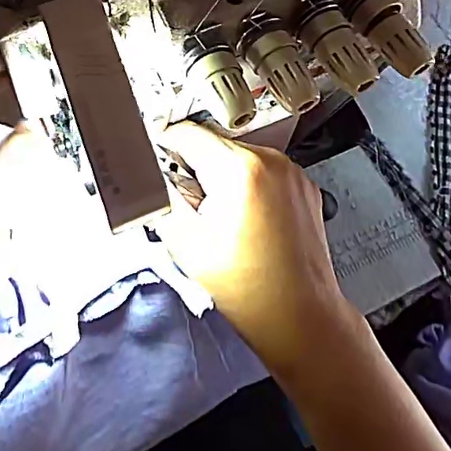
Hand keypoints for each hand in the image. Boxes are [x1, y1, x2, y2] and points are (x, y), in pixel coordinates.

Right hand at [155, 122, 360, 379]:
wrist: (300, 317)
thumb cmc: (252, 291)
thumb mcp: (186, 243)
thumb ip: (161, 200)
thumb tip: (149, 178)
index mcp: (241, 169)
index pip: (188, 133)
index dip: (163, 144)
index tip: (154, 157)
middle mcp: (272, 162)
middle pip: (215, 144)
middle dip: (194, 167)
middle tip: (187, 203)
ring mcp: (291, 173)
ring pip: (239, 157)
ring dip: (221, 176)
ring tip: (220, 219)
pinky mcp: (302, 187)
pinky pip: (263, 172)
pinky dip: (247, 187)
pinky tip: (243, 222)